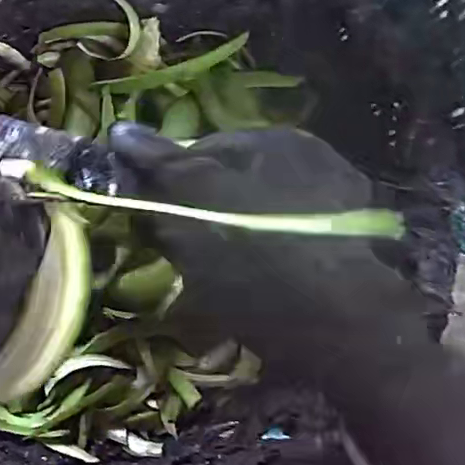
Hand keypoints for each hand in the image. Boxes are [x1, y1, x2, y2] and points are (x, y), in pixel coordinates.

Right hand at [109, 123, 464, 464]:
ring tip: (215, 262)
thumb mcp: (195, 207)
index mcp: (270, 140)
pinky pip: (279, 224)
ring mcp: (333, 193)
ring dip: (225, 222)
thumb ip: (159, 164)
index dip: (162, 180)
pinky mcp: (345, 233)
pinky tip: (256, 268)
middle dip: (195, 202)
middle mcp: (308, 155)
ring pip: (250, 201)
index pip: (193, 149)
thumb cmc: (257, 263)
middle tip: (177, 242)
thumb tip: (119, 129)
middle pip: (223, 174)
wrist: (344, 335)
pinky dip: (259, 239)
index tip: (147, 214)